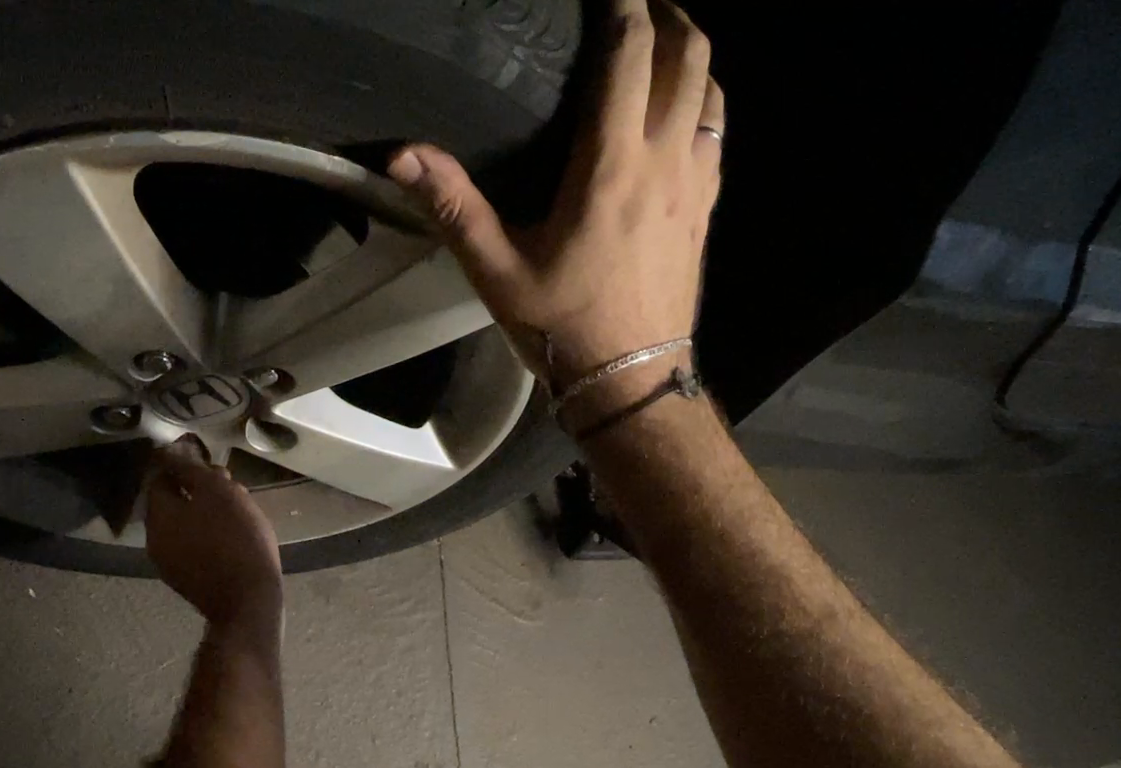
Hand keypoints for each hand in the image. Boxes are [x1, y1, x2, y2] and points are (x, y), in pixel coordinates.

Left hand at [145, 437, 282, 628]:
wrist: (248, 602)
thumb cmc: (236, 540)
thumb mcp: (218, 493)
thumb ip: (193, 469)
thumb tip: (174, 452)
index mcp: (158, 515)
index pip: (161, 477)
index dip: (184, 464)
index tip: (211, 461)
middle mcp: (155, 539)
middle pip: (172, 502)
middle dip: (198, 489)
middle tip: (230, 485)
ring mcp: (169, 564)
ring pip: (184, 525)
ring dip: (205, 513)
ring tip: (237, 509)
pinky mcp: (188, 582)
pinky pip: (193, 547)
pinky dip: (208, 536)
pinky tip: (233, 536)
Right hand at [387, 0, 722, 395]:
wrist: (629, 378)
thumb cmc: (560, 326)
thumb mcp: (496, 272)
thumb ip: (454, 207)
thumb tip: (402, 155)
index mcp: (611, 166)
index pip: (631, 55)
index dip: (624, 8)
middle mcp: (664, 161)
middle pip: (689, 55)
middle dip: (668, 14)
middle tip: (638, 3)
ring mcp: (695, 184)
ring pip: (711, 89)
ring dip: (693, 53)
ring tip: (665, 42)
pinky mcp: (707, 209)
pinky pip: (718, 131)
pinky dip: (703, 101)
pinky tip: (683, 111)